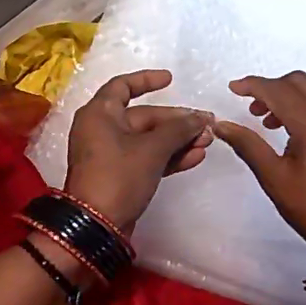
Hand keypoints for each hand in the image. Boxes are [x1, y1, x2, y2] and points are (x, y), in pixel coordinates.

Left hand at [63, 69, 213, 233]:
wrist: (98, 225)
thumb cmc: (119, 177)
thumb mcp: (152, 149)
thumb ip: (178, 130)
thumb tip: (201, 118)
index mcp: (100, 114)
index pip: (122, 86)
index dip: (147, 80)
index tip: (171, 80)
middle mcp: (103, 130)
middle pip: (144, 117)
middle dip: (177, 122)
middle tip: (206, 125)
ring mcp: (112, 154)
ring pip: (149, 140)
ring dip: (178, 140)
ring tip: (207, 142)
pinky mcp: (121, 175)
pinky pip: (148, 158)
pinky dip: (169, 157)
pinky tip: (196, 157)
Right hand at [212, 72, 305, 268]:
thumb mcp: (273, 175)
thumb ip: (247, 144)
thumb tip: (221, 124)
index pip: (277, 90)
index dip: (252, 85)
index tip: (232, 88)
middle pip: (297, 83)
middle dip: (271, 88)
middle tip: (250, 107)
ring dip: (287, 97)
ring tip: (267, 122)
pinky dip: (304, 108)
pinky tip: (291, 132)